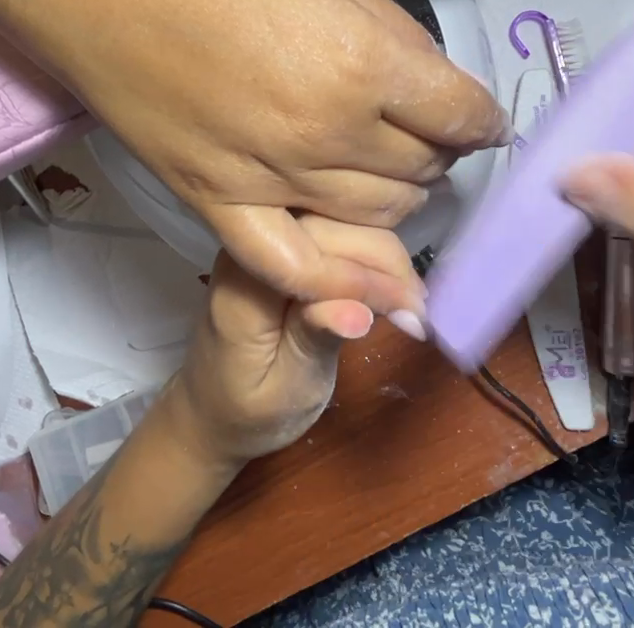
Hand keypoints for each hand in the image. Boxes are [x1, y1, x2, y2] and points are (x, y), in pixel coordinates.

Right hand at [26, 0, 504, 328]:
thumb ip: (389, 36)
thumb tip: (433, 86)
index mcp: (360, 63)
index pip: (461, 113)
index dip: (482, 115)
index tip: (478, 116)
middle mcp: (326, 133)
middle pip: (423, 168)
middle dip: (440, 149)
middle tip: (425, 127)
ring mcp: (269, 178)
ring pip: (376, 217)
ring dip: (402, 194)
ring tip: (390, 167)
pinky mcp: (216, 203)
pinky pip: (295, 266)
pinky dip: (344, 283)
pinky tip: (374, 286)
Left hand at [164, 216, 408, 466]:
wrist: (213, 411)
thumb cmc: (248, 410)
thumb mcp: (284, 389)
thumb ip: (315, 340)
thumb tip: (359, 312)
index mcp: (243, 278)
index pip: (317, 246)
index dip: (372, 274)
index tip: (413, 315)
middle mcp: (254, 245)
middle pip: (334, 224)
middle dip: (386, 263)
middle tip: (421, 312)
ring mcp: (271, 240)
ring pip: (343, 223)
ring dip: (386, 260)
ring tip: (414, 305)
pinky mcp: (289, 246)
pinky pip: (338, 235)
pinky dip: (373, 260)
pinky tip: (394, 291)